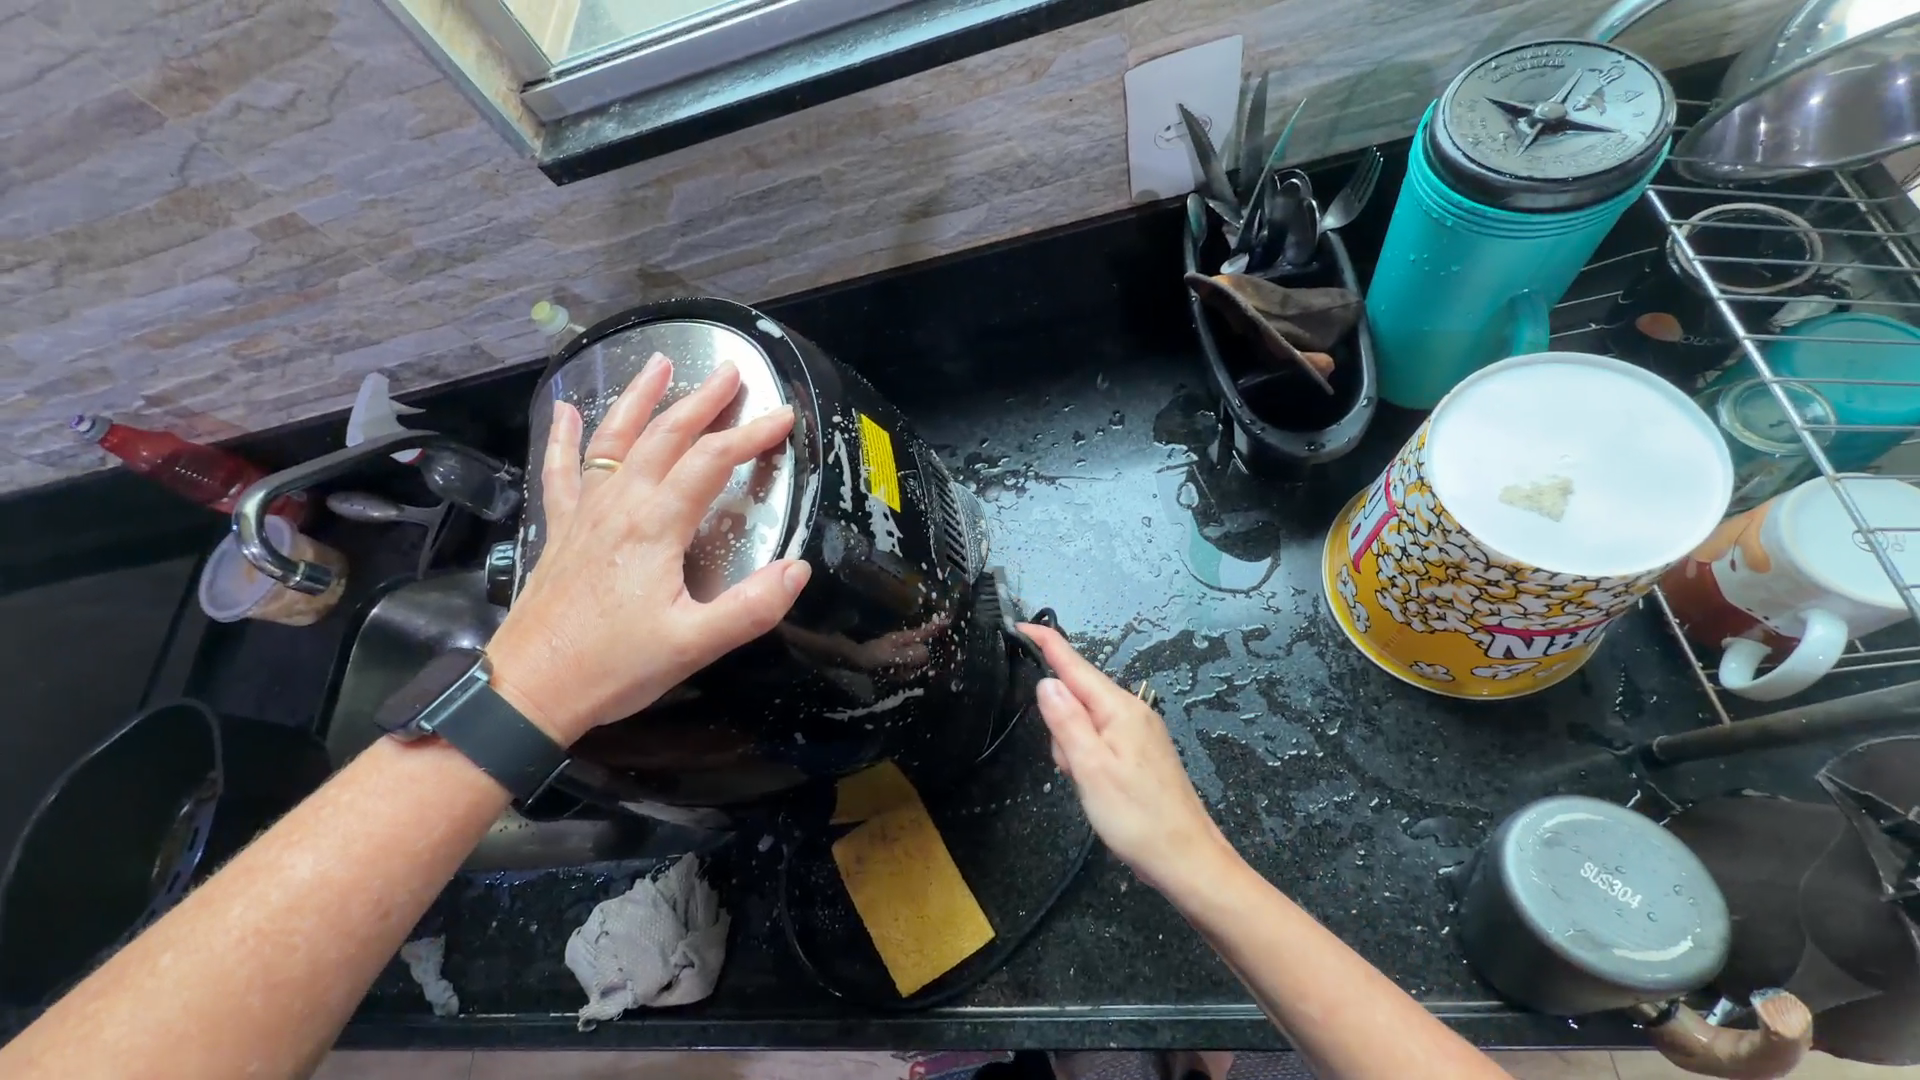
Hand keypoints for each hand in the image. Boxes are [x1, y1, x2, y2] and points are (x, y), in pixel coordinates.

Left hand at [486, 355, 811, 744]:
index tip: (783, 417)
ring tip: (658, 364)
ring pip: (614, 441)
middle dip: (701, 401)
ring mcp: (584, 515)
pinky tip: (568, 412)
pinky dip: (565, 439)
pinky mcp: (560, 531)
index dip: (749, 435)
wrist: (526, 691)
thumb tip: (798, 569)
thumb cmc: (613, 668)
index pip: (710, 463)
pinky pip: (561, 473)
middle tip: (730, 372)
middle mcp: (619, 507)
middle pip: (663, 437)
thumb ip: (751, 607)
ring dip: (639, 399)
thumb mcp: (694, 645)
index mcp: (655, 527)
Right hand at [1024, 623, 1234, 891]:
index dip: (1046, 642)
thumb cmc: (1137, 817)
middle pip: (1077, 695)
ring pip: (1086, 721)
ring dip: (1073, 747)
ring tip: (1087, 784)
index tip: (1018, 625)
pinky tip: (1097, 787)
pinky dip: (1087, 757)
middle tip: (1069, 767)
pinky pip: (1100, 739)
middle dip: (1058, 723)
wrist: (1187, 861)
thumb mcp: (1091, 768)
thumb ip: (1066, 722)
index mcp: (1119, 708)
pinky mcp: (1140, 753)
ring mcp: (1138, 732)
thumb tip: (1046, 681)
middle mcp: (1131, 711)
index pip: (1074, 664)